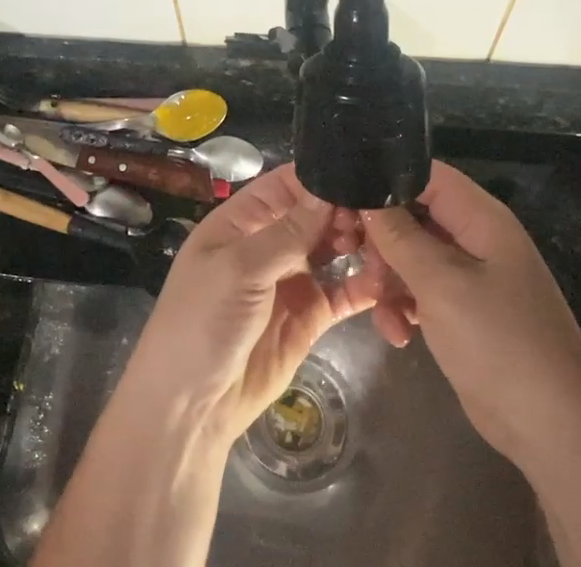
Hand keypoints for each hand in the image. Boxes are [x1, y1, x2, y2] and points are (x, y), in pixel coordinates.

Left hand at [116, 164, 375, 448]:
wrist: (192, 403)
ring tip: (386, 246)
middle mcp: (265, 245)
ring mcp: (289, 281)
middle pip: (314, 215)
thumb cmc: (201, 322)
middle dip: (345, 212)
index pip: (284, 186)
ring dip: (359, 244)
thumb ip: (286, 233)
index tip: (360, 177)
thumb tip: (328, 191)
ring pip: (333, 250)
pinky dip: (365, 286)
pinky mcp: (309, 317)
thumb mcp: (239, 269)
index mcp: (238, 223)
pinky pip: (343, 292)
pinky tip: (387, 281)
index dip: (319, 179)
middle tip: (377, 221)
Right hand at [359, 162, 580, 470]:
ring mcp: (471, 278)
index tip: (344, 201)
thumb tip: (365, 198)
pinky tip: (398, 334)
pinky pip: (421, 292)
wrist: (551, 427)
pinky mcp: (463, 312)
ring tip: (383, 312)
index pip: (427, 175)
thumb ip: (400, 236)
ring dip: (389, 280)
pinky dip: (404, 308)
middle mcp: (477, 240)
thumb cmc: (499, 343)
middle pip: (414, 216)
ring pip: (411, 257)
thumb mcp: (441, 283)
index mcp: (482, 219)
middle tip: (353, 261)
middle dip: (381, 239)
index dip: (385, 180)